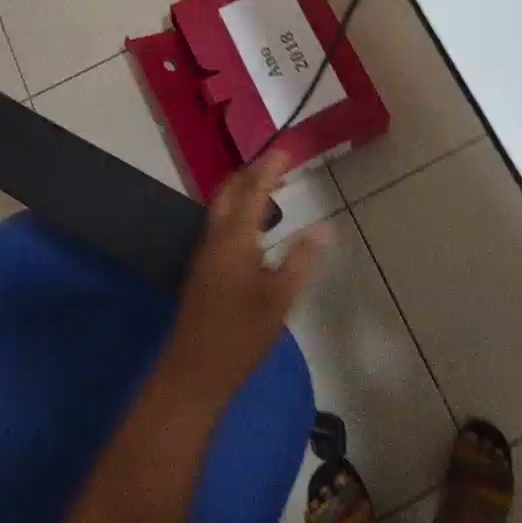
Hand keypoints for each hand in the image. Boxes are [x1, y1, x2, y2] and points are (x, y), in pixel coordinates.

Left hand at [164, 153, 328, 400]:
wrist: (194, 373)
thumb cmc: (241, 336)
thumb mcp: (281, 299)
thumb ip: (302, 260)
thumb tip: (327, 227)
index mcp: (234, 240)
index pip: (253, 191)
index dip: (269, 168)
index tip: (286, 149)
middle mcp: (215, 239)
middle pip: (230, 192)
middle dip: (252, 173)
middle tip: (278, 165)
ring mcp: (206, 255)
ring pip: (222, 208)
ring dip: (244, 192)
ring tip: (272, 189)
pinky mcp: (204, 270)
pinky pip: (221, 225)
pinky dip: (239, 212)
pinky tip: (256, 228)